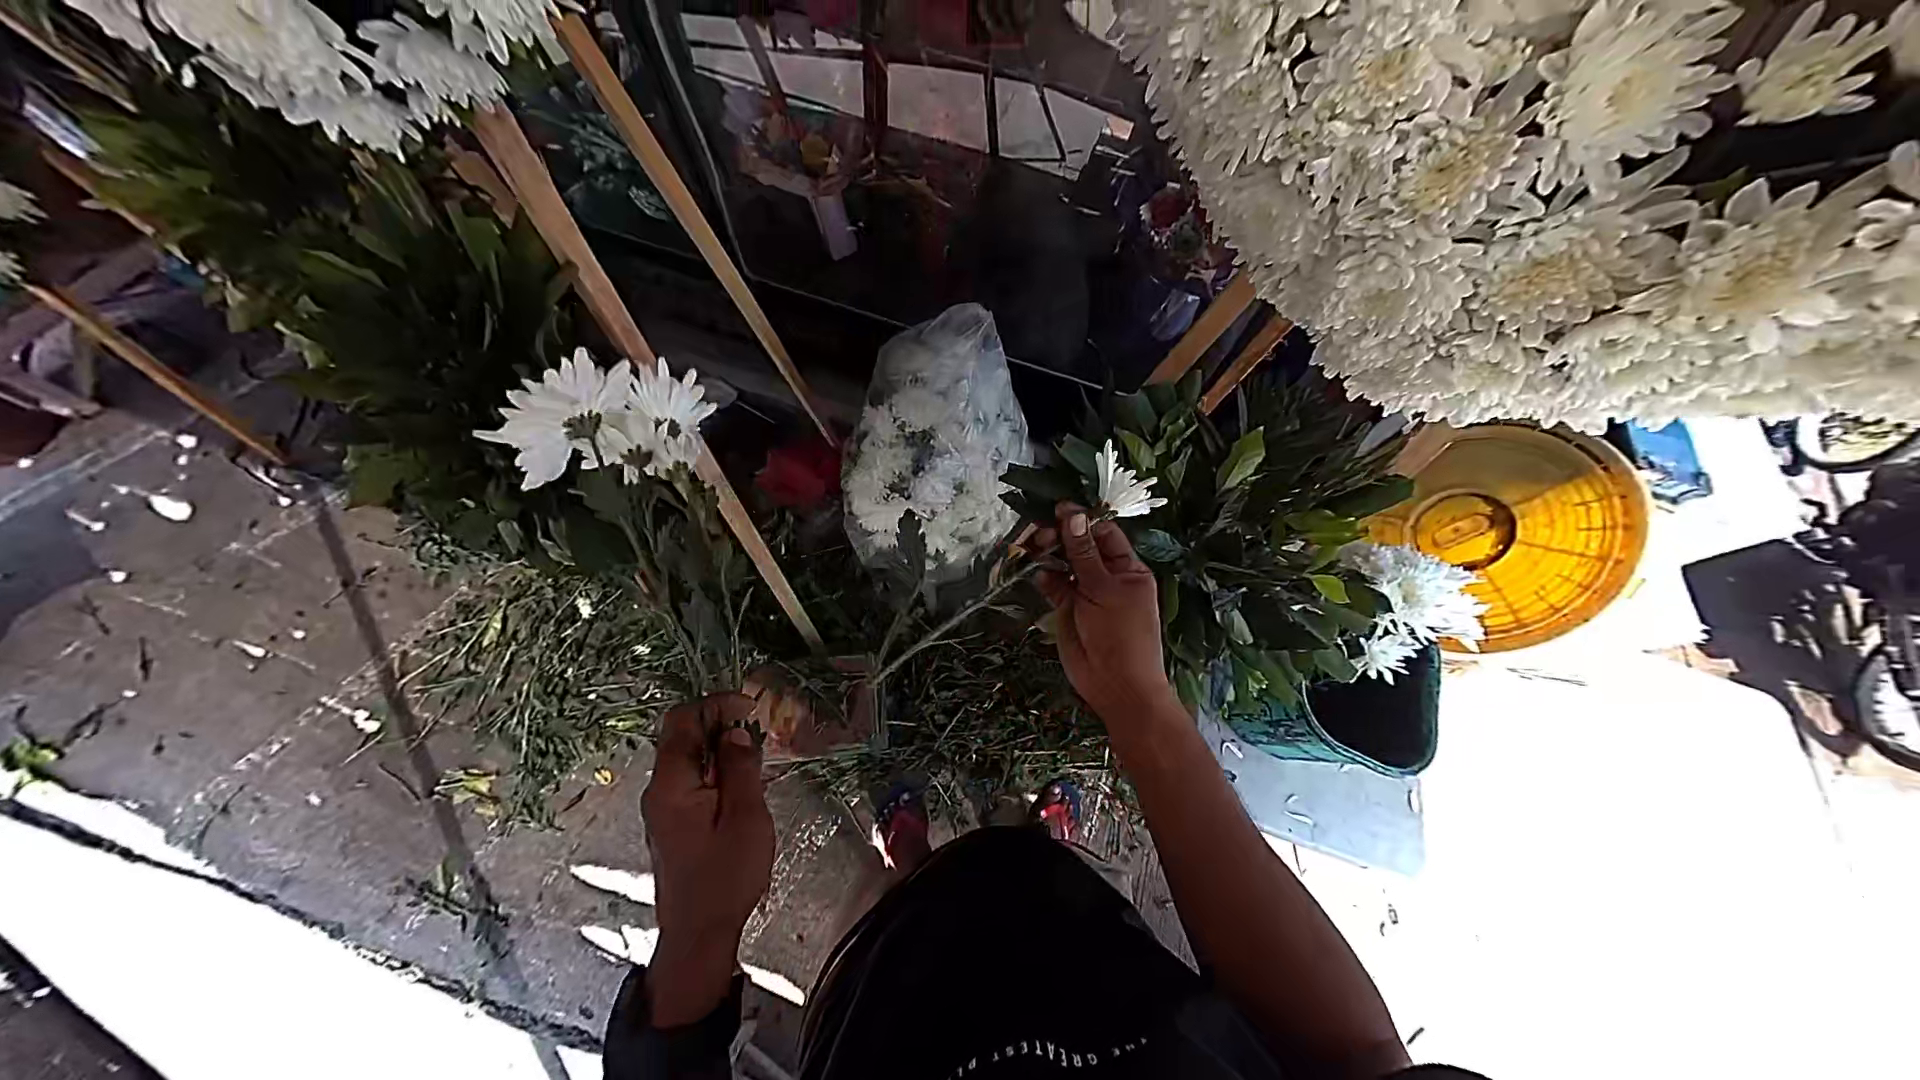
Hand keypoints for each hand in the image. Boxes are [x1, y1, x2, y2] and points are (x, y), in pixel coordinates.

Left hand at [641, 693, 773, 1026]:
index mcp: (671, 784)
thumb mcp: (744, 816)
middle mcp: (659, 790)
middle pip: (681, 735)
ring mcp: (663, 807)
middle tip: (756, 728)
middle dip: (719, 722)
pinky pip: (691, 778)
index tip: (750, 708)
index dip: (716, 705)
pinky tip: (741, 778)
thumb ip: (740, 767)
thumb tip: (736, 731)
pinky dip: (716, 767)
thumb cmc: (724, 877)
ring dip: (719, 744)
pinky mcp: (674, 821)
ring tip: (755, 751)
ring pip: (688, 756)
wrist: (699, 934)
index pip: (683, 721)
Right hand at [1030, 502, 1182, 727]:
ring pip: (1064, 563)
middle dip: (1061, 535)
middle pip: (1080, 545)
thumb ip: (1085, 553)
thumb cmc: (1123, 635)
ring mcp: (1086, 592)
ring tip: (1033, 547)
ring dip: (1049, 553)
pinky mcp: (1067, 608)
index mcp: (1128, 568)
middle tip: (1040, 532)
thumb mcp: (1105, 590)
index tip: (1059, 509)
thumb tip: (1074, 515)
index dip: (1083, 520)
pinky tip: (1038, 573)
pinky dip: (1045, 577)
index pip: (1104, 533)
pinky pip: (1054, 585)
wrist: (1116, 685)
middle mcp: (1107, 576)